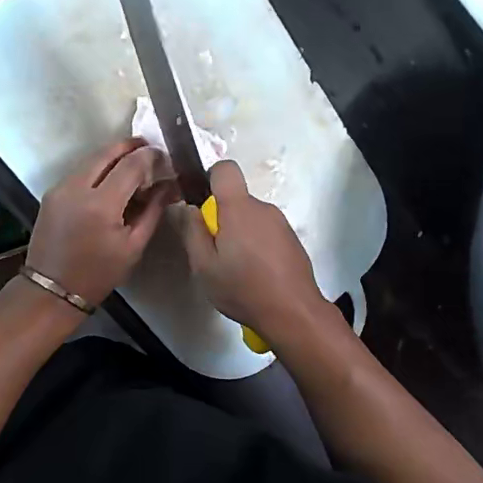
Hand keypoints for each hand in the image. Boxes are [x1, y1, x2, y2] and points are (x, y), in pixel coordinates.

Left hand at [26, 138, 176, 305]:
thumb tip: (169, 186)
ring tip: (134, 161)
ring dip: (113, 156)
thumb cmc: (100, 273)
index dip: (150, 156)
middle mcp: (77, 188)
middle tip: (150, 148)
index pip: (131, 165)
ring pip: (91, 159)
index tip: (165, 156)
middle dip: (130, 146)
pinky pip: (79, 171)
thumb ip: (153, 211)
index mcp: (101, 204)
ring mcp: (60, 188)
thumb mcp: (133, 246)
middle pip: (107, 153)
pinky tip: (111, 178)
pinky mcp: (52, 193)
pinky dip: (98, 168)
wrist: (54, 289)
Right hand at [172, 161, 326, 339]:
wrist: (293, 312)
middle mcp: (264, 209)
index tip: (203, 206)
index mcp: (239, 208)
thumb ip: (192, 232)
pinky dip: (259, 248)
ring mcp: (282, 224)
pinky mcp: (293, 241)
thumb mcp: (204, 266)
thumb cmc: (243, 289)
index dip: (211, 179)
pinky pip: (268, 234)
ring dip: (242, 236)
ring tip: (237, 270)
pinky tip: (256, 276)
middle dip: (224, 220)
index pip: (226, 169)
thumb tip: (189, 209)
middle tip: (217, 254)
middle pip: (238, 201)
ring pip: (253, 219)